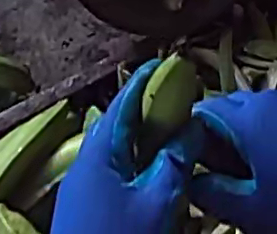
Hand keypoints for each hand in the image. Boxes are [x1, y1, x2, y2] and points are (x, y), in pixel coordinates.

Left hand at [54, 59, 200, 233]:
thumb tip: (194, 127)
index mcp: (99, 151)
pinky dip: (136, 166)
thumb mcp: (158, 203)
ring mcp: (82, 189)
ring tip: (172, 138)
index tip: (171, 63)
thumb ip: (177, 160)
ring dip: (143, 141)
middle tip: (179, 103)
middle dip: (149, 111)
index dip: (148, 78)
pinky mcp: (85, 212)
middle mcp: (86, 163)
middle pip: (120, 123)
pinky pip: (114, 174)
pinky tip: (155, 179)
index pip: (125, 99)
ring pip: (117, 150)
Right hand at [192, 89, 276, 233]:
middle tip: (217, 167)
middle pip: (227, 106)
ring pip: (251, 107)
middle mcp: (263, 98)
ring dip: (241, 129)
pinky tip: (275, 158)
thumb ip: (213, 193)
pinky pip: (273, 110)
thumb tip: (190, 181)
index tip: (190, 158)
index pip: (203, 111)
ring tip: (247, 166)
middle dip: (216, 131)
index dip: (192, 133)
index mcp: (245, 118)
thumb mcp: (252, 211)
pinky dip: (264, 127)